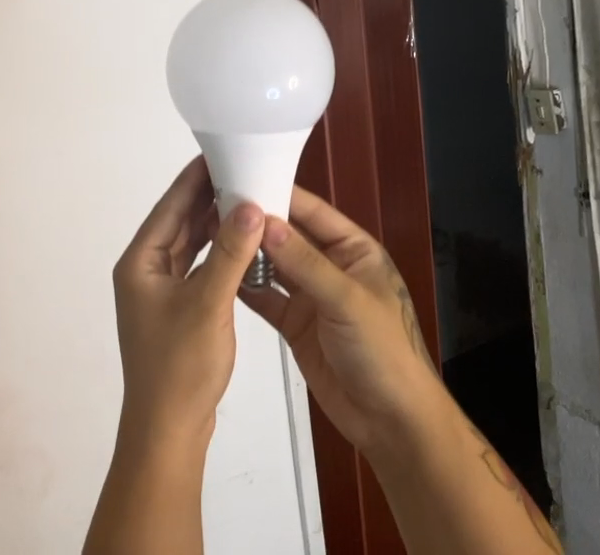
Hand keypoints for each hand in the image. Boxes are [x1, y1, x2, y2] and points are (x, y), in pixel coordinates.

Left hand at [86, 159, 266, 554]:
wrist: (168, 429)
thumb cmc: (181, 364)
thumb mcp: (209, 303)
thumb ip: (231, 252)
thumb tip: (250, 204)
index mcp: (140, 262)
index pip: (170, 206)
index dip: (195, 177)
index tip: (222, 149)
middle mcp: (146, 269)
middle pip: (179, 222)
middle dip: (210, 197)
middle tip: (245, 168)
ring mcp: (160, 290)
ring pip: (191, 244)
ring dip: (217, 223)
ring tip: (250, 195)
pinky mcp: (177, 307)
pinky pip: (199, 265)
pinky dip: (219, 251)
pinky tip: (245, 240)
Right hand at [238, 185, 445, 457]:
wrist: (391, 421)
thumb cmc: (382, 350)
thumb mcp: (347, 301)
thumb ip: (305, 263)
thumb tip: (265, 221)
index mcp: (353, 249)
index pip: (312, 212)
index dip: (279, 194)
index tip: (239, 178)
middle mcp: (330, 266)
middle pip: (289, 235)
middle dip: (256, 221)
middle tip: (212, 204)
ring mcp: (311, 296)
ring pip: (274, 265)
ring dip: (248, 252)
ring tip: (208, 233)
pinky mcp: (295, 323)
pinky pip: (266, 297)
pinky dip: (245, 286)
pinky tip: (218, 273)